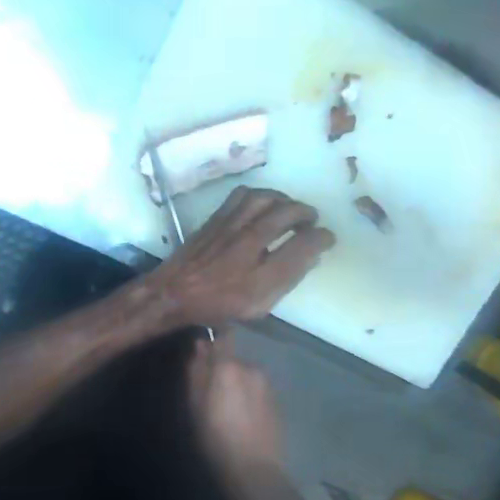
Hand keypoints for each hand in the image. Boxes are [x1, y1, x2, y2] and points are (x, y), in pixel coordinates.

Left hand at [147, 187, 335, 328]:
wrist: (172, 293)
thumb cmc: (216, 305)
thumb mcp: (258, 304)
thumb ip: (287, 278)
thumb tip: (311, 255)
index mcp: (262, 264)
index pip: (303, 241)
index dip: (321, 238)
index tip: (328, 239)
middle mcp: (248, 238)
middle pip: (286, 211)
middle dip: (305, 213)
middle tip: (312, 221)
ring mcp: (230, 224)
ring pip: (265, 198)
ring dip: (284, 200)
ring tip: (290, 208)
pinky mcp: (215, 218)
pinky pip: (242, 195)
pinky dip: (260, 195)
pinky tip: (262, 203)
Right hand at [187, 336, 283, 473]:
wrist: (254, 469)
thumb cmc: (216, 438)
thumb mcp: (195, 405)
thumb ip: (197, 371)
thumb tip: (199, 344)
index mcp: (229, 366)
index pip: (224, 336)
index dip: (215, 338)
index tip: (205, 347)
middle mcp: (252, 368)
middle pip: (234, 358)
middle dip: (223, 368)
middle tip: (210, 391)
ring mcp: (268, 384)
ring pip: (246, 374)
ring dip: (237, 383)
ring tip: (227, 407)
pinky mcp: (277, 400)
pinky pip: (257, 389)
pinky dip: (249, 395)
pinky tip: (243, 416)